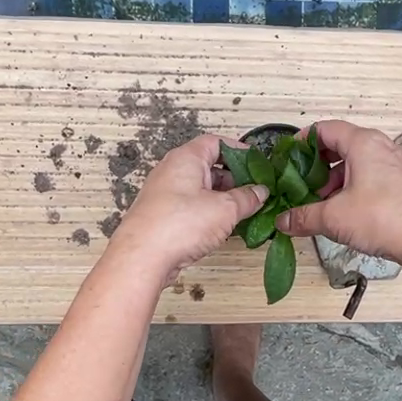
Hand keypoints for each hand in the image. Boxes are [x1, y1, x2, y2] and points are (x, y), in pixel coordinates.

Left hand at [106, 134, 268, 283]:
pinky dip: (207, 213)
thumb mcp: (225, 209)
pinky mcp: (161, 216)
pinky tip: (221, 228)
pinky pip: (190, 207)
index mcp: (186, 158)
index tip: (256, 164)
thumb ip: (246, 198)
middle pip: (208, 166)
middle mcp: (172, 171)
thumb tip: (259, 192)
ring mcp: (164, 194)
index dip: (239, 151)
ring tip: (241, 212)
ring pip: (199, 189)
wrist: (142, 257)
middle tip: (253, 192)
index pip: (216, 142)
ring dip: (221, 199)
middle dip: (233, 179)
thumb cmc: (178, 226)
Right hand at [272, 119, 401, 265]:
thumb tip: (283, 221)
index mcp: (363, 143)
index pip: (326, 129)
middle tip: (302, 185)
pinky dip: (355, 188)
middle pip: (341, 145)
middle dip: (318, 165)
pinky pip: (372, 177)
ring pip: (357, 164)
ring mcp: (396, 164)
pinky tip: (347, 212)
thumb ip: (304, 217)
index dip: (303, 140)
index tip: (289, 156)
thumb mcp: (334, 218)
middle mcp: (381, 147)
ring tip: (323, 204)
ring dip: (336, 180)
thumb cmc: (384, 219)